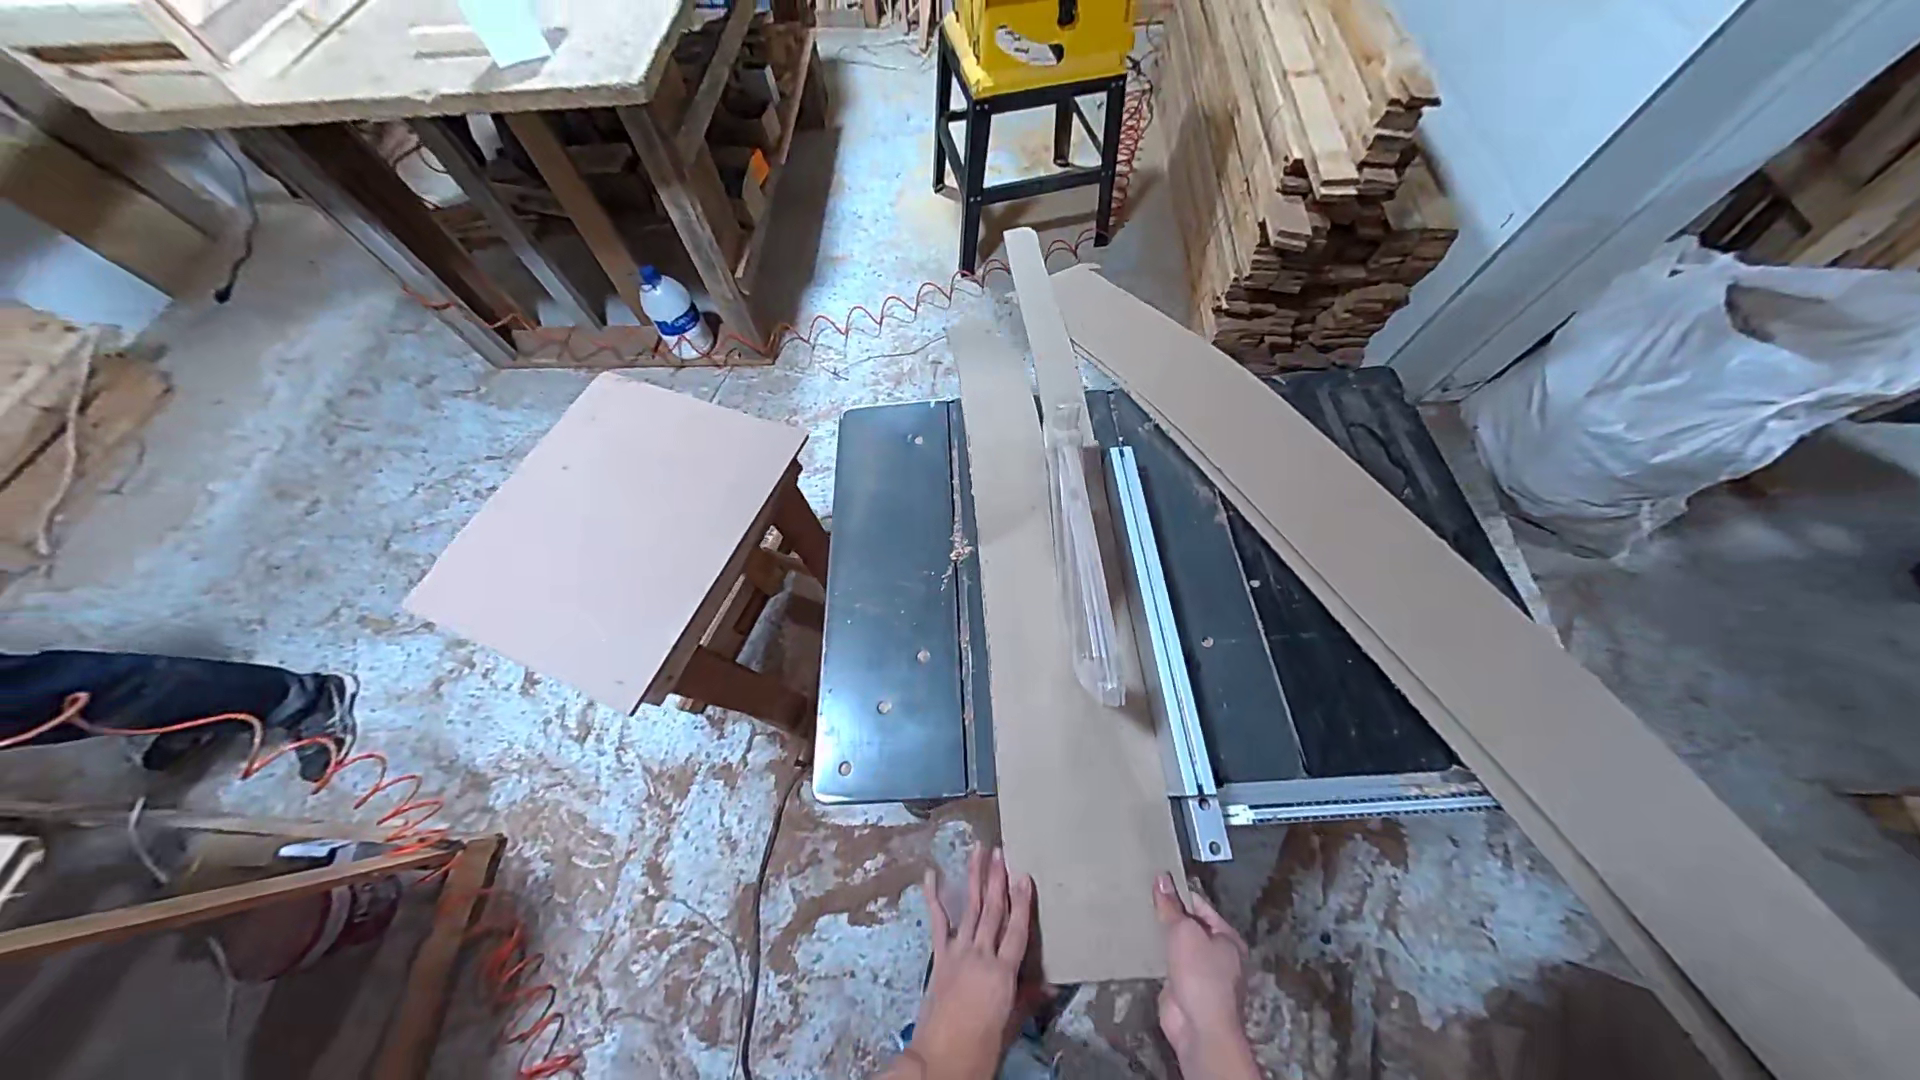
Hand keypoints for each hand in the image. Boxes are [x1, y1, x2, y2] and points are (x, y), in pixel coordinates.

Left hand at [899, 846, 1035, 1079]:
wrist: (938, 1065)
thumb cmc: (980, 1051)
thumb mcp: (1010, 1028)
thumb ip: (1026, 1000)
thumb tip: (1049, 984)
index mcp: (1002, 974)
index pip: (1016, 930)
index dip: (1022, 902)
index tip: (1024, 875)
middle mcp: (980, 955)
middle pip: (993, 911)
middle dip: (998, 879)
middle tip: (1002, 851)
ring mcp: (957, 953)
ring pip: (970, 908)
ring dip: (975, 878)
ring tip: (979, 851)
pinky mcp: (939, 957)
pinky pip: (938, 922)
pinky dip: (934, 897)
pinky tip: (932, 874)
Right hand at [1152, 873, 1260, 1078]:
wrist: (1200, 1029)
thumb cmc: (1200, 974)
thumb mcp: (1184, 932)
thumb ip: (1170, 906)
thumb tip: (1161, 878)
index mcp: (1227, 937)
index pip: (1200, 905)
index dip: (1178, 892)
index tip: (1154, 880)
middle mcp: (1217, 953)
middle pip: (1188, 924)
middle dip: (1168, 912)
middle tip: (1140, 893)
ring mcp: (1200, 972)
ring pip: (1177, 943)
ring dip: (1160, 932)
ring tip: (1135, 910)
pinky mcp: (1182, 986)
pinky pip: (1167, 961)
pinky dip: (1155, 952)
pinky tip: (1137, 938)